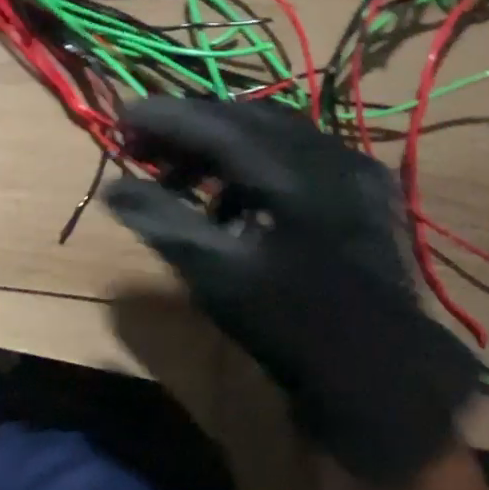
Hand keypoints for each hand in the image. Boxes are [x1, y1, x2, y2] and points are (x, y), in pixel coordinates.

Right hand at [104, 97, 477, 483]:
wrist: (377, 372)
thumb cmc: (289, 322)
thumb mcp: (215, 274)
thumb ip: (163, 221)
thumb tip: (111, 187)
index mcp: (297, 175)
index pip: (218, 125)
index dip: (164, 118)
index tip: (118, 117)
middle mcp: (331, 158)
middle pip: (246, 119)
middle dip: (188, 127)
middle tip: (139, 145)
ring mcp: (354, 174)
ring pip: (273, 135)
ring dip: (217, 146)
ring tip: (175, 178)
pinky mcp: (362, 194)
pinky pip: (295, 157)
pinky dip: (249, 166)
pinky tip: (225, 202)